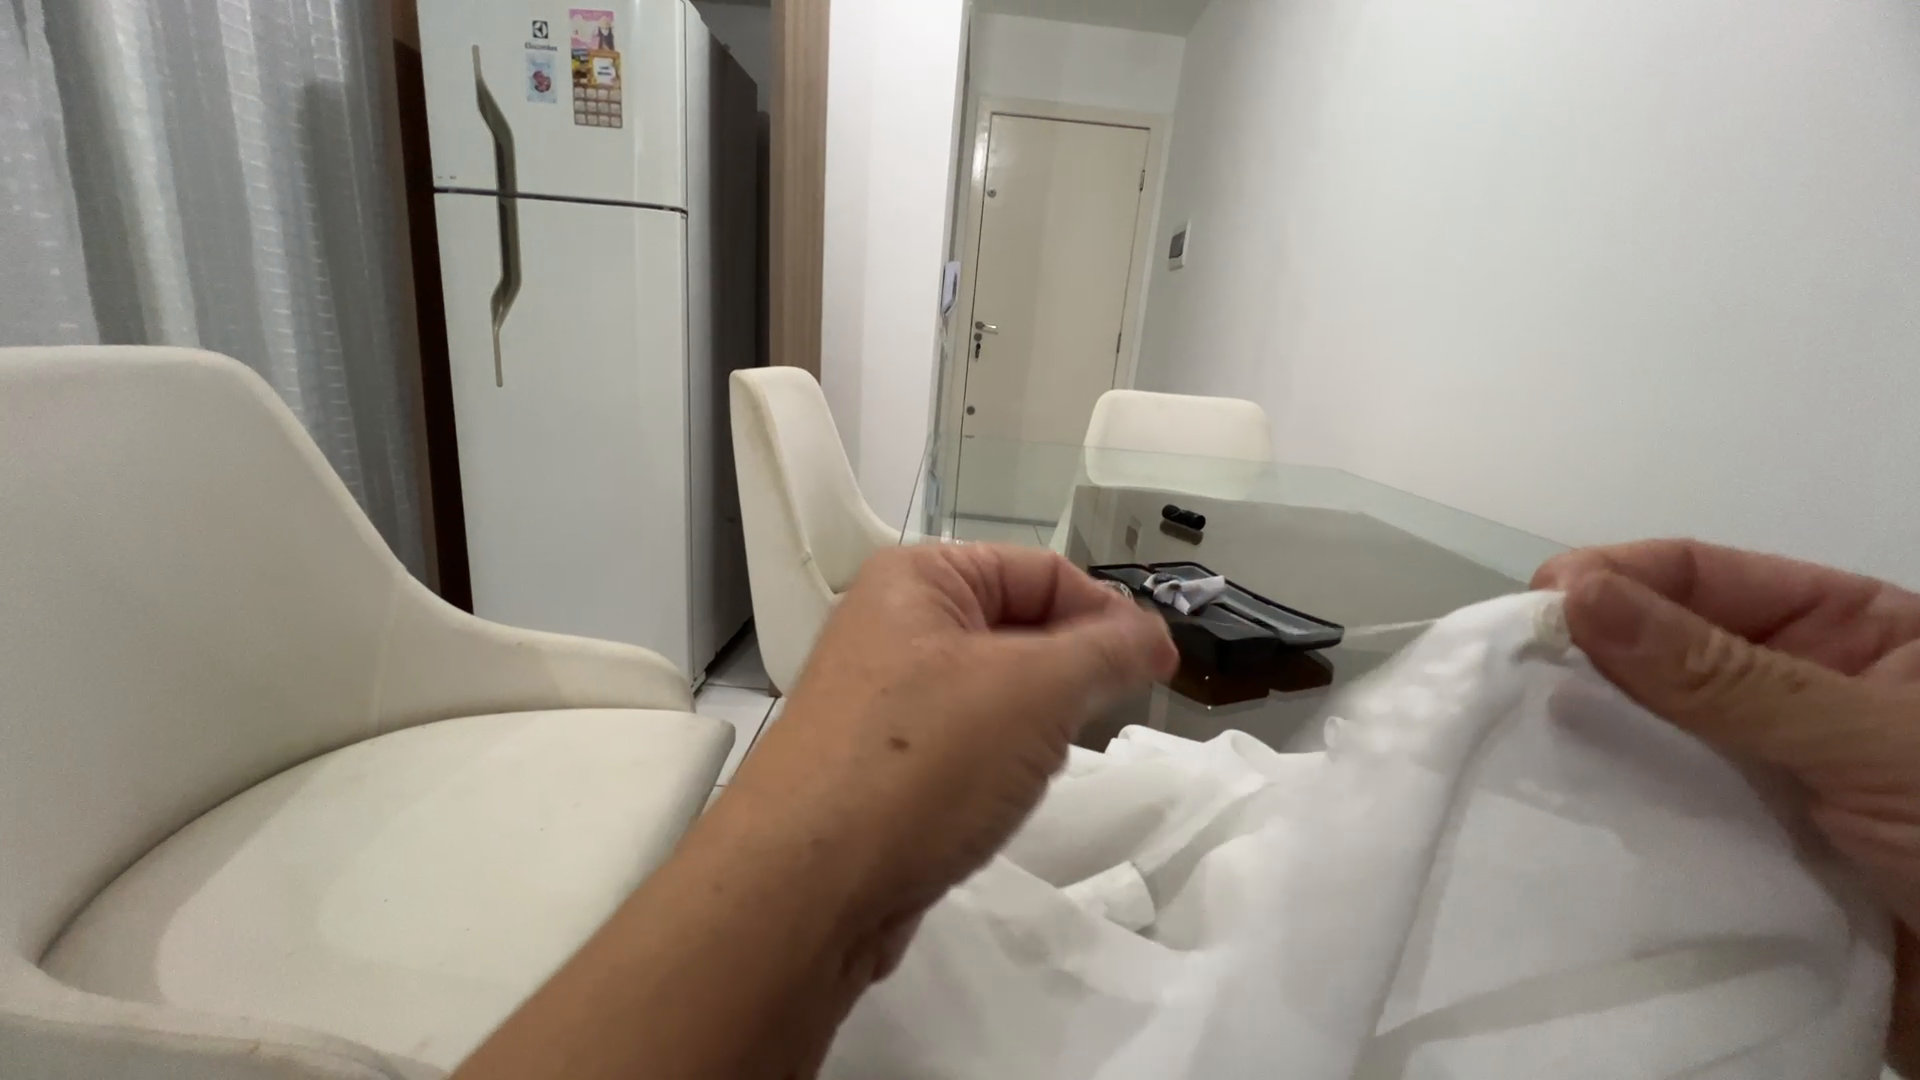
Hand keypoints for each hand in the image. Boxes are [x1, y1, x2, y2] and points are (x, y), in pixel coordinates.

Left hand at [717, 544, 1178, 956]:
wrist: (804, 887)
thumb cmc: (924, 760)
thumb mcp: (1035, 689)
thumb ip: (1106, 650)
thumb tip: (1152, 634)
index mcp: (918, 577)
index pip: (1040, 570)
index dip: (1107, 612)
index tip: (1160, 664)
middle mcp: (892, 623)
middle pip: (1015, 625)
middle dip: (1070, 667)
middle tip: (1110, 712)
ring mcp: (881, 694)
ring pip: (991, 686)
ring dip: (1036, 716)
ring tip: (1049, 756)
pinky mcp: (879, 757)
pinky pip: (962, 735)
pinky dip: (998, 754)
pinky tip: (1004, 790)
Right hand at [1532, 539, 1919, 1070]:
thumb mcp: (1874, 744)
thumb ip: (1724, 674)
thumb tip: (1579, 596)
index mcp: (1842, 631)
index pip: (1695, 573)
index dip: (1610, 577)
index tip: (1537, 608)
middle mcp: (1781, 685)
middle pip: (1648, 640)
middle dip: (1578, 650)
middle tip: (1505, 672)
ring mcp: (1743, 758)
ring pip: (1633, 715)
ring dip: (1578, 721)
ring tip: (1512, 728)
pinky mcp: (1716, 828)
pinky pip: (1638, 788)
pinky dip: (1595, 786)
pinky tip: (1551, 784)